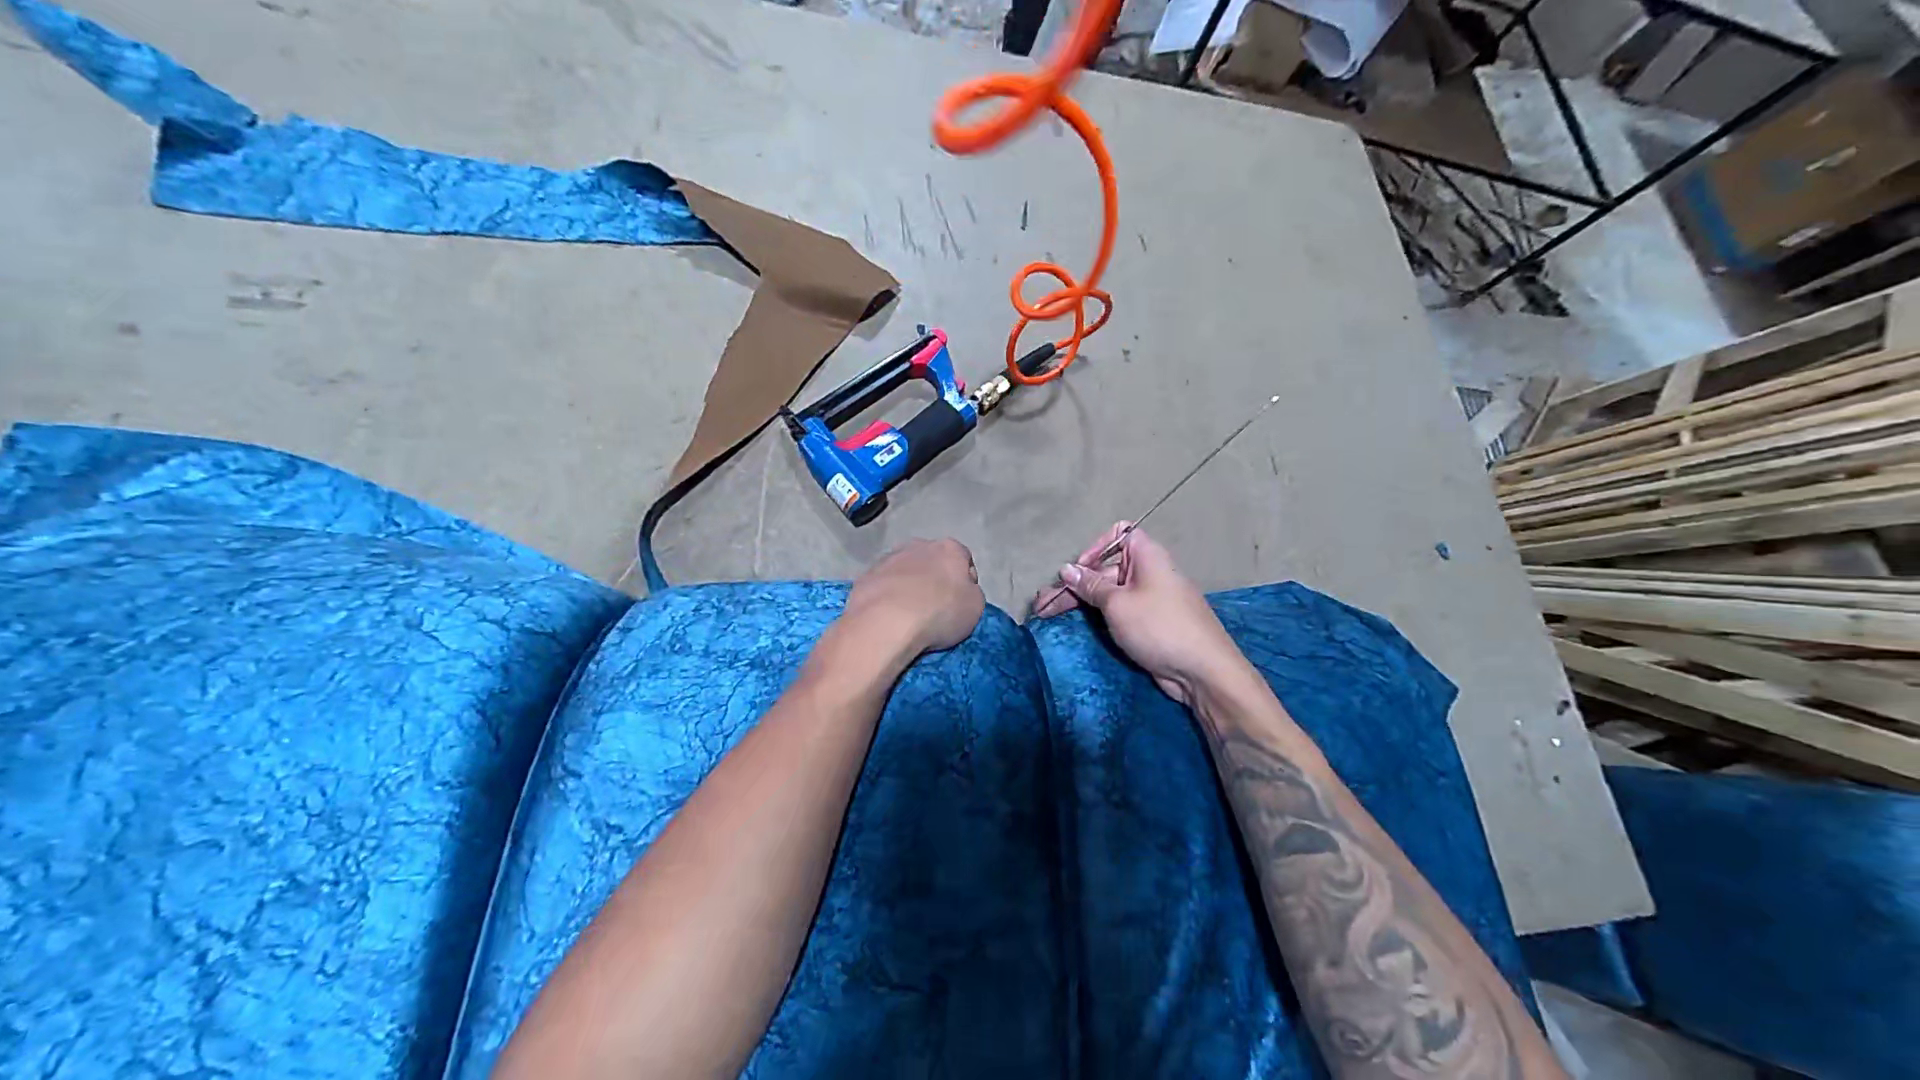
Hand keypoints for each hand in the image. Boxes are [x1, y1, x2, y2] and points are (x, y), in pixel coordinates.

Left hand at [842, 538, 984, 655]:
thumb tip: (961, 590)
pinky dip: (886, 596)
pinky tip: (887, 616)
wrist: (886, 623)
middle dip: (934, 580)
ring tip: (907, 615)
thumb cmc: (939, 613)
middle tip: (934, 609)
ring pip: (905, 571)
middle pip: (932, 562)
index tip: (960, 603)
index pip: (964, 561)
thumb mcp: (975, 607)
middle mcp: (918, 545)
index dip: (965, 582)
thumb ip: (971, 592)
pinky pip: (883, 585)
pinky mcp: (865, 576)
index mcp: (950, 548)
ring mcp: (888, 558)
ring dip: (908, 586)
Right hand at [1030, 523, 1248, 705]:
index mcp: (1146, 555)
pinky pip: (1117, 611)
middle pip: (1105, 568)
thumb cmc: (1158, 627)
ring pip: (1108, 592)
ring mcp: (1148, 599)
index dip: (1094, 549)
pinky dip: (1096, 615)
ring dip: (1079, 601)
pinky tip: (1074, 624)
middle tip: (1043, 603)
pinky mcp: (1147, 623)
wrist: (1202, 671)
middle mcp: (1148, 571)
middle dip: (1075, 583)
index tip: (1077, 572)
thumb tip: (1067, 569)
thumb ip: (1090, 585)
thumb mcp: (1117, 603)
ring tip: (1046, 613)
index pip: (1117, 534)